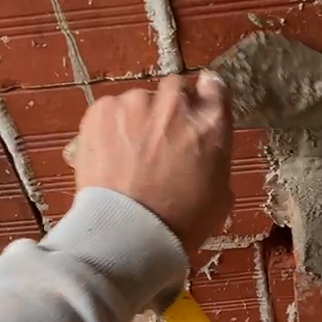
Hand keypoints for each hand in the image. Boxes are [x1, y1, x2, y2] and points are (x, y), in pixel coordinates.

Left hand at [70, 73, 233, 251]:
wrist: (129, 233)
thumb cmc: (181, 224)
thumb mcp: (220, 196)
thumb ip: (216, 160)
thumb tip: (206, 152)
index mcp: (211, 124)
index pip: (215, 87)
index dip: (205, 99)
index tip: (196, 111)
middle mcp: (175, 103)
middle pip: (175, 89)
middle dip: (170, 110)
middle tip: (162, 143)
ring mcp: (136, 103)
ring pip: (139, 101)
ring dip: (138, 121)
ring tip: (131, 157)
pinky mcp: (101, 110)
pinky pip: (110, 112)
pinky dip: (111, 129)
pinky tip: (112, 158)